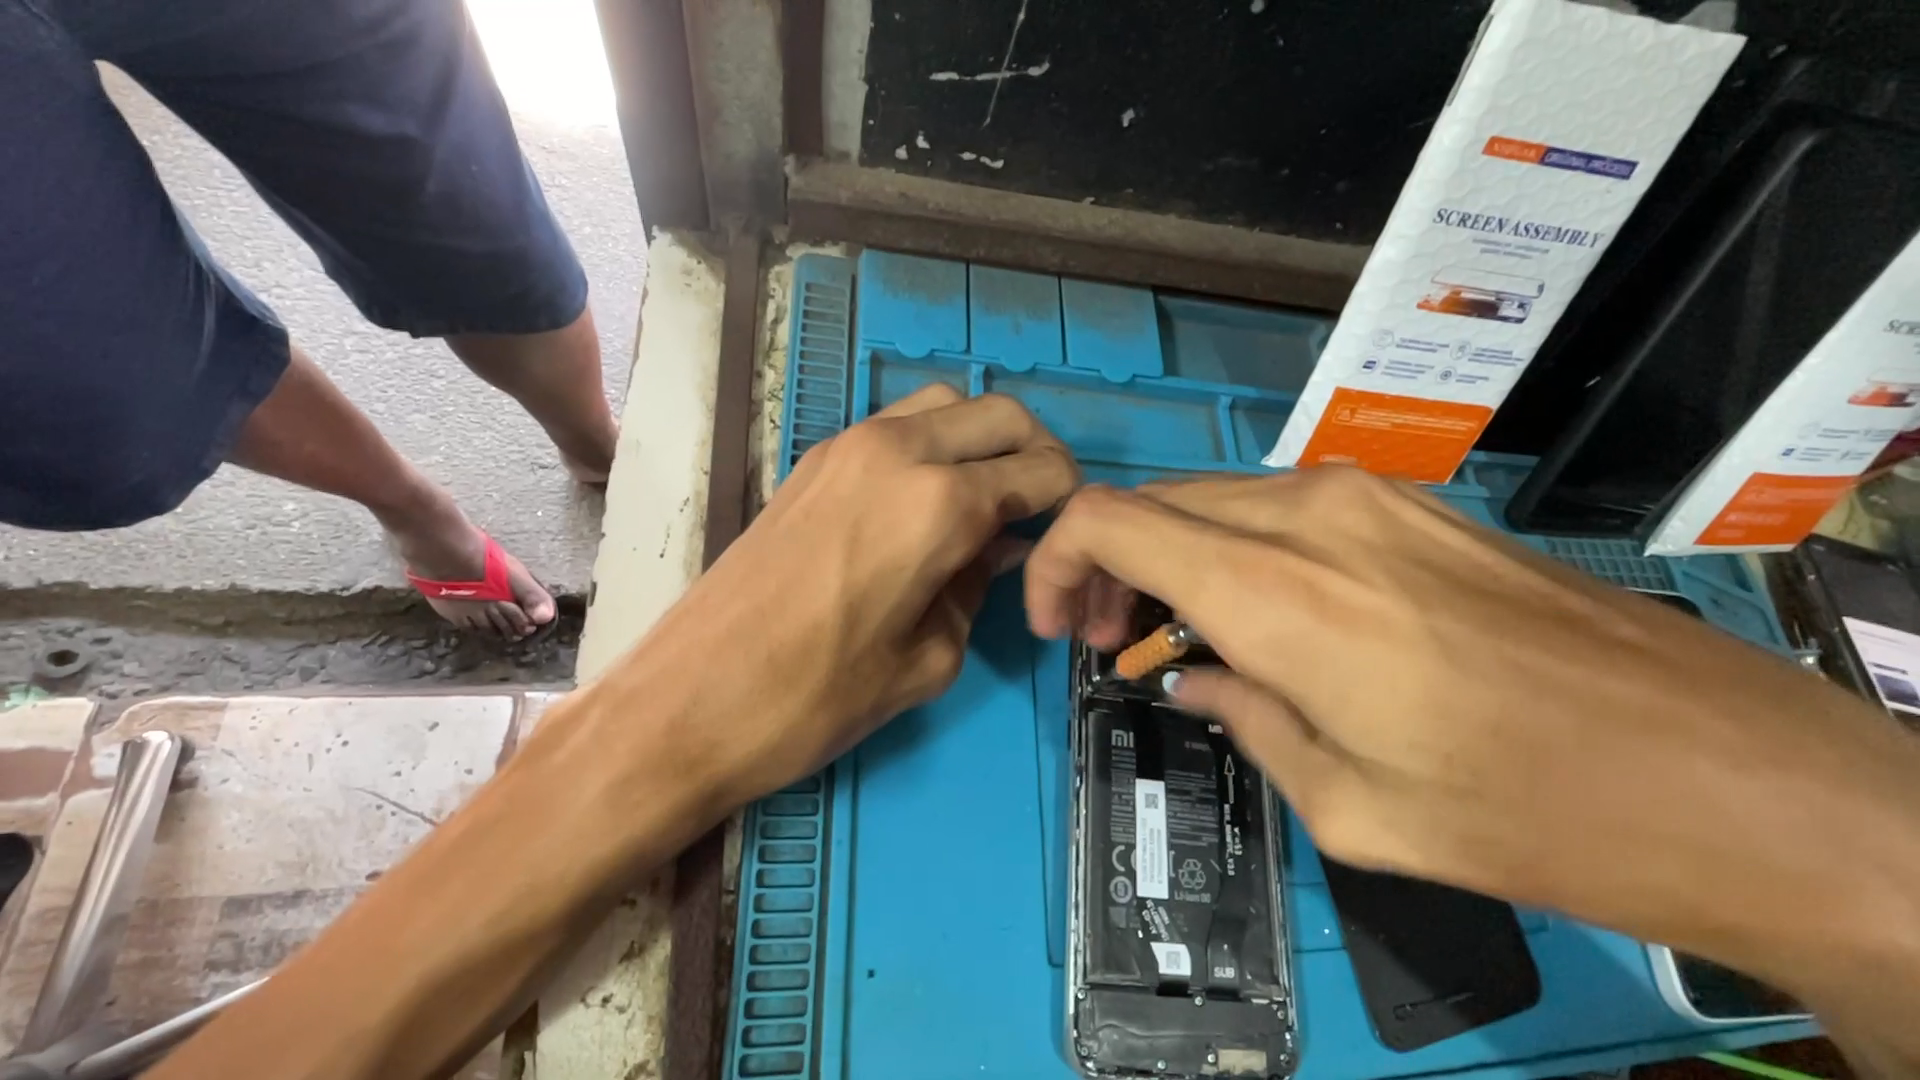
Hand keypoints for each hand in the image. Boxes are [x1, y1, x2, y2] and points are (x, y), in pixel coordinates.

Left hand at [637, 385, 1077, 803]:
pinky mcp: (813, 460)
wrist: (690, 699)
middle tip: (1035, 506)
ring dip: (979, 438)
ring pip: (943, 404)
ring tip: (983, 497)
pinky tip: (925, 502)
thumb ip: (976, 590)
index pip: (1040, 467)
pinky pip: (895, 426)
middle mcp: (899, 451)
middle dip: (1033, 451)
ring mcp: (848, 446)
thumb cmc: (817, 698)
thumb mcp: (928, 659)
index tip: (1065, 528)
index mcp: (941, 503)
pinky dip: (931, 445)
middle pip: (998, 412)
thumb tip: (997, 547)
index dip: (1066, 496)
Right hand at [1025, 468, 1919, 1007]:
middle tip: (1111, 642)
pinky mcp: (1413, 506)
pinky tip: (1264, 612)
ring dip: (1172, 554)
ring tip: (1181, 632)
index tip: (1057, 630)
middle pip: (1156, 501)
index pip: (1110, 521)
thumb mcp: (1349, 804)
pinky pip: (1283, 507)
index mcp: (1279, 594)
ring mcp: (1369, 497)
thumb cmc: (1525, 814)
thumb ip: (1242, 716)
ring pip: (1216, 499)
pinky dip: (1237, 547)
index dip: (1055, 561)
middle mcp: (1312, 515)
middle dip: (1106, 563)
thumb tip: (1187, 673)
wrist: (1734, 774)